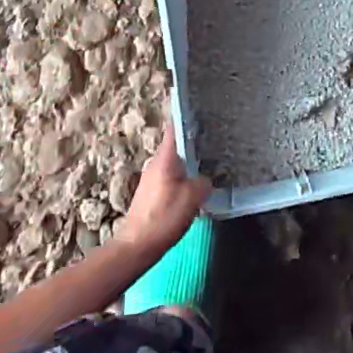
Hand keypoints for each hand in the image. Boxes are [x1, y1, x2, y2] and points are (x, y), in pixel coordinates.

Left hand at [114, 123, 210, 255]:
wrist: (136, 247)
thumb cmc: (163, 218)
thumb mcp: (192, 198)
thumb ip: (203, 183)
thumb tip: (206, 179)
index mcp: (165, 158)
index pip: (175, 127)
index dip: (186, 114)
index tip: (201, 106)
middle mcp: (156, 164)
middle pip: (177, 144)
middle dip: (195, 140)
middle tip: (216, 136)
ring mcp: (152, 179)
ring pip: (176, 162)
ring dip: (191, 161)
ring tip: (211, 160)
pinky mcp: (152, 193)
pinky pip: (172, 176)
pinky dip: (185, 176)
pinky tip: (197, 184)